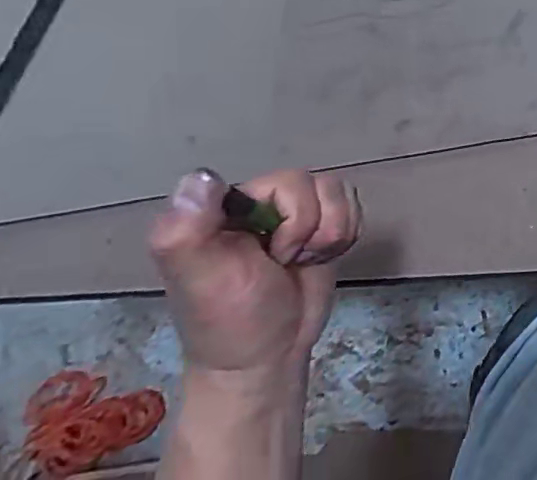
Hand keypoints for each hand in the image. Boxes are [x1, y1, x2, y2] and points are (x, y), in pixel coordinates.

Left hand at [148, 169, 362, 386]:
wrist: (267, 359)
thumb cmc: (228, 320)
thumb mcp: (198, 278)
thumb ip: (185, 230)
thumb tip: (202, 176)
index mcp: (226, 201)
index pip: (275, 179)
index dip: (287, 214)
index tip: (267, 250)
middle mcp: (261, 196)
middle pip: (309, 184)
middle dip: (306, 229)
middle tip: (282, 261)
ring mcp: (295, 207)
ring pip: (334, 189)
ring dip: (328, 233)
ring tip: (302, 261)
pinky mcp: (323, 220)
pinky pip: (351, 201)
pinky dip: (344, 233)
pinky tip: (320, 258)